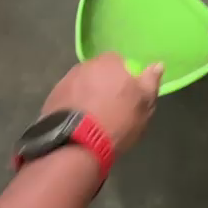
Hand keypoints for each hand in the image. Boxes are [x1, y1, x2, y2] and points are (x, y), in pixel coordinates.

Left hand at [40, 54, 163, 152]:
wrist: (77, 145)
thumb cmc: (117, 121)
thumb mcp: (144, 105)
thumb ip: (151, 82)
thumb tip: (157, 65)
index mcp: (110, 62)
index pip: (120, 62)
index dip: (124, 78)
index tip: (126, 95)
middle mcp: (85, 65)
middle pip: (98, 72)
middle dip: (103, 84)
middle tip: (110, 106)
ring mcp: (65, 81)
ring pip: (81, 84)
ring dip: (87, 94)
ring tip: (92, 117)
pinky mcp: (51, 98)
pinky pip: (67, 98)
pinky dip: (73, 105)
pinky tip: (77, 122)